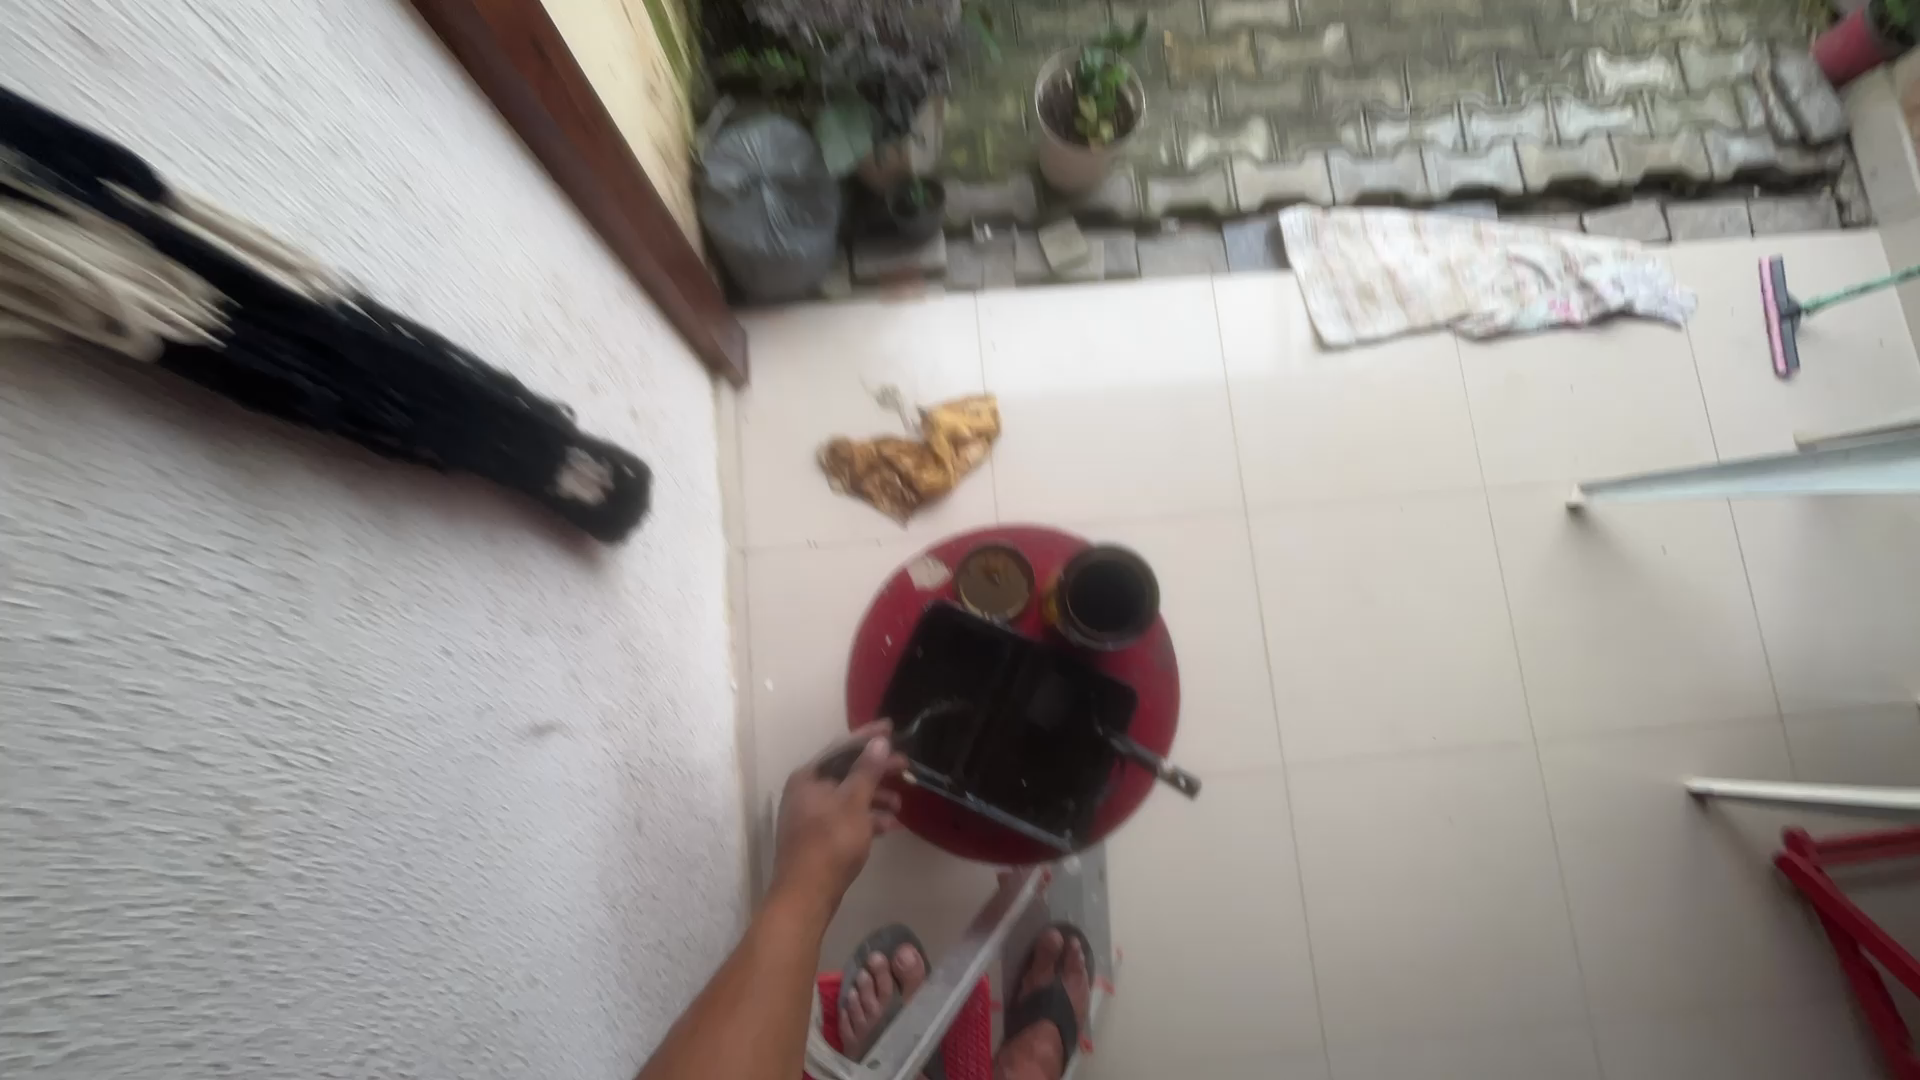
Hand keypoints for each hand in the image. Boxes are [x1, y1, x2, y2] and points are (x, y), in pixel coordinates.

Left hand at [769, 722, 907, 914]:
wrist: (806, 895)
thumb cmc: (830, 842)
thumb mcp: (854, 802)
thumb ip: (867, 770)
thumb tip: (879, 741)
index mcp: (809, 777)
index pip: (842, 748)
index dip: (868, 737)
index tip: (891, 727)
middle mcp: (806, 791)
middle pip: (847, 772)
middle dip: (877, 771)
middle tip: (905, 766)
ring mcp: (811, 815)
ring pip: (849, 796)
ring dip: (876, 797)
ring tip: (900, 804)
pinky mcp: (819, 837)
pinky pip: (847, 818)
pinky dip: (867, 818)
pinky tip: (889, 826)